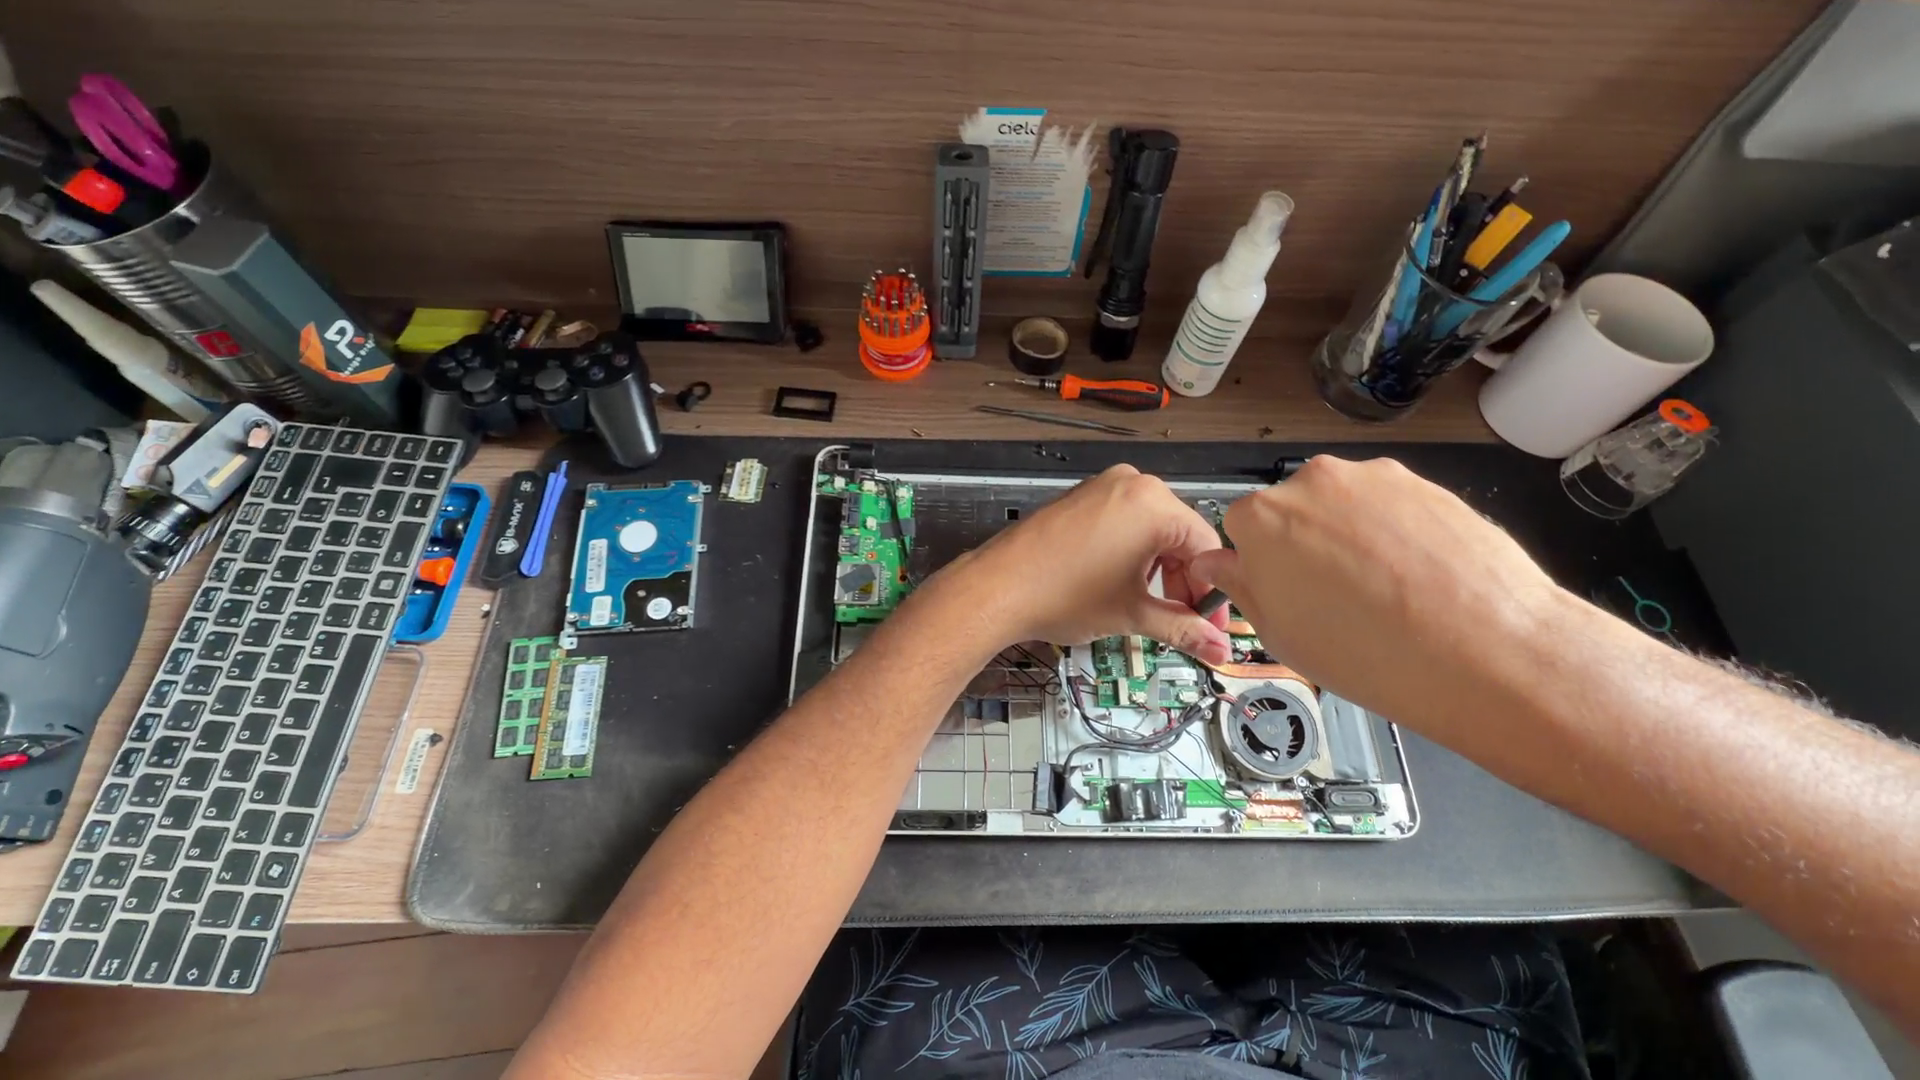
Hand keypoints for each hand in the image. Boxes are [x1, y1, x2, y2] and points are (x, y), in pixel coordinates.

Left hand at [925, 465, 1230, 663]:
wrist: (996, 589)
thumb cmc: (1059, 595)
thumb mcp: (1131, 614)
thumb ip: (1182, 628)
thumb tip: (1217, 647)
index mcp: (1153, 504)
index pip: (1206, 547)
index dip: (1212, 592)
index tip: (1212, 625)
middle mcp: (1132, 485)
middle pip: (1181, 537)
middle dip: (1185, 584)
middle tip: (1186, 624)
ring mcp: (1104, 488)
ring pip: (1153, 532)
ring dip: (1160, 572)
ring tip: (1150, 610)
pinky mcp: (1083, 499)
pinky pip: (1126, 524)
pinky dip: (1134, 556)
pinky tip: (1124, 587)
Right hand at [1187, 456, 1572, 725]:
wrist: (1484, 651)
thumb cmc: (1373, 652)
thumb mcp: (1279, 635)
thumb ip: (1241, 587)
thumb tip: (1221, 564)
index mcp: (1261, 519)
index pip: (1240, 528)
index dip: (1258, 562)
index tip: (1278, 587)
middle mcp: (1311, 484)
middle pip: (1290, 510)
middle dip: (1301, 544)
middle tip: (1329, 596)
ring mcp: (1371, 478)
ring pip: (1341, 505)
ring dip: (1347, 537)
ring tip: (1379, 591)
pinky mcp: (1423, 482)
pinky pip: (1388, 505)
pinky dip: (1392, 533)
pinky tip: (1412, 578)